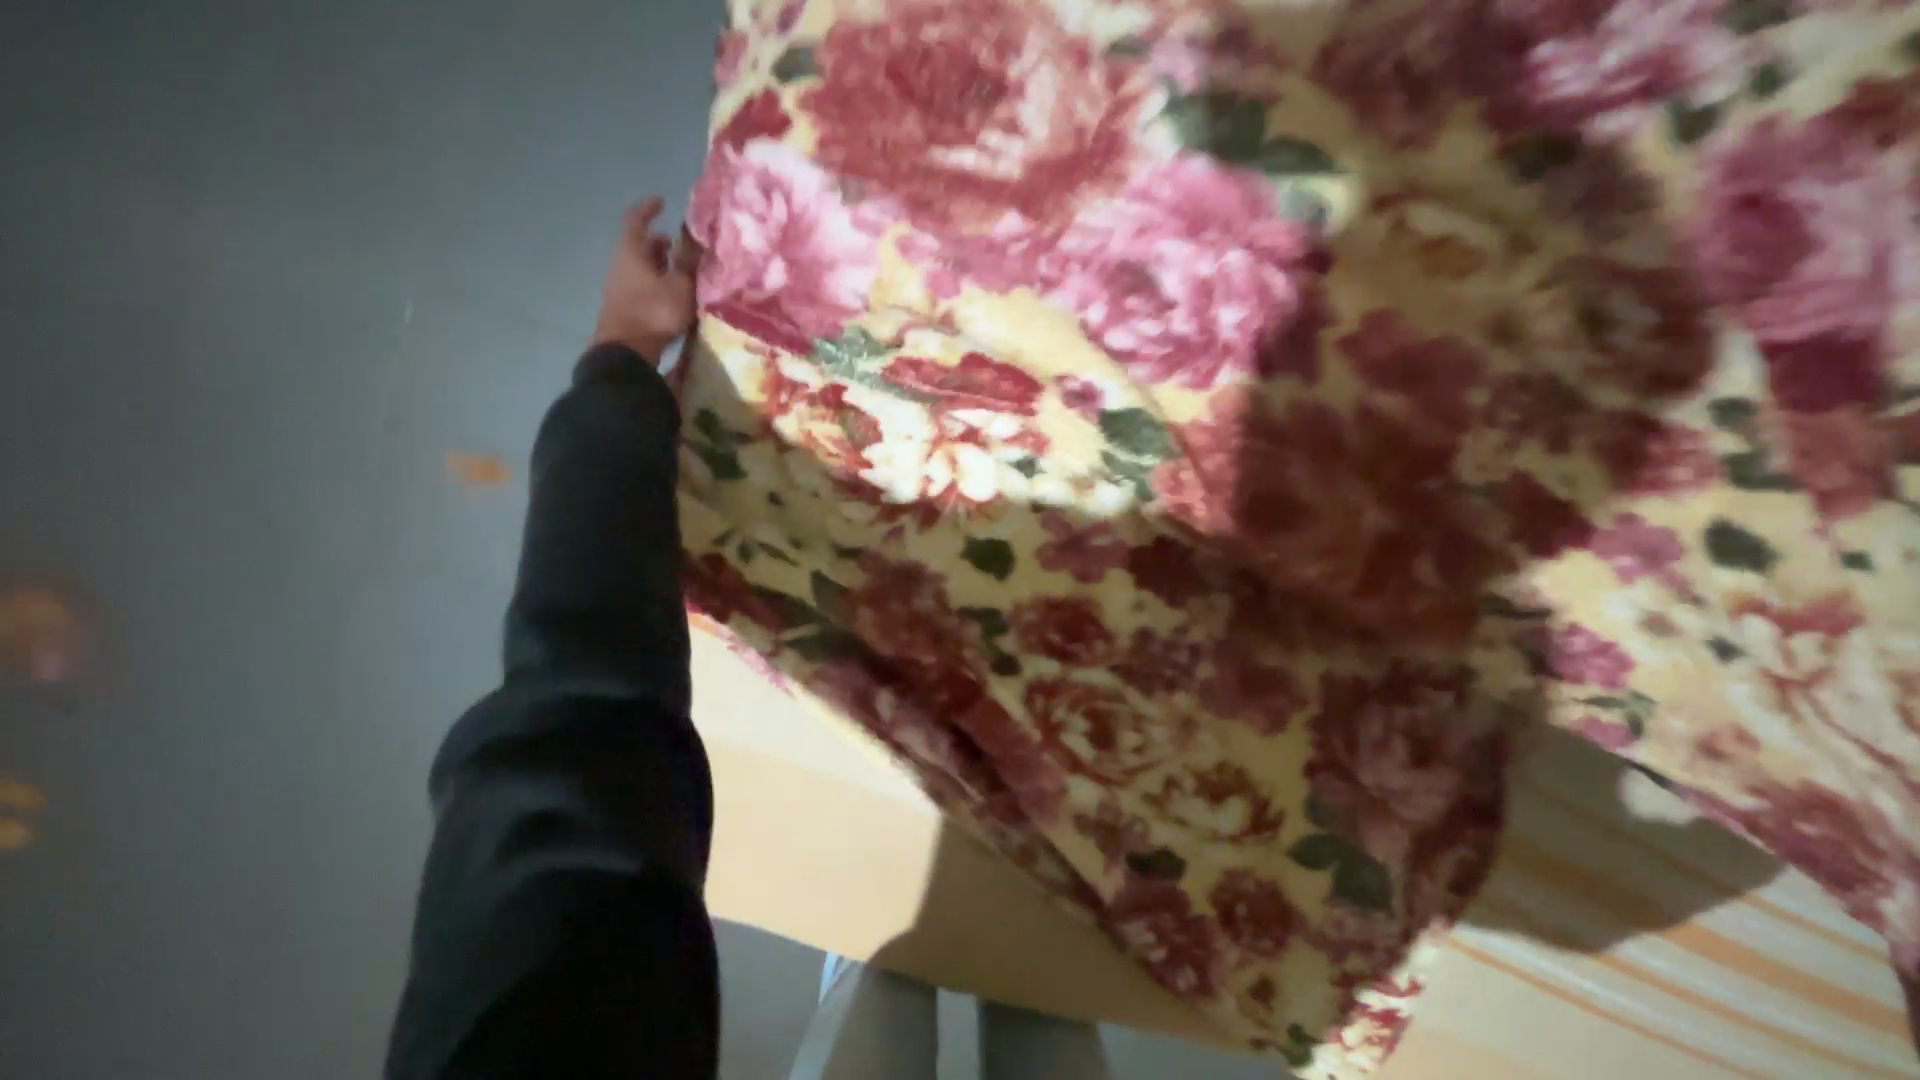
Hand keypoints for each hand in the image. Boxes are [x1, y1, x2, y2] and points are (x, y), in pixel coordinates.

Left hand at [591, 196, 699, 363]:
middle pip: (640, 246)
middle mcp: (622, 265)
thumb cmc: (654, 311)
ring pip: (642, 268)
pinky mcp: (626, 308)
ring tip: (682, 272)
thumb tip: (694, 233)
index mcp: (632, 251)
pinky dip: (658, 283)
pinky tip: (674, 294)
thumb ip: (688, 259)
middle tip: (680, 245)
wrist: (626, 350)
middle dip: (660, 243)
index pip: (636, 220)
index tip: (662, 202)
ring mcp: (621, 287)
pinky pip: (643, 286)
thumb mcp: (679, 284)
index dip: (648, 209)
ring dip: (661, 266)